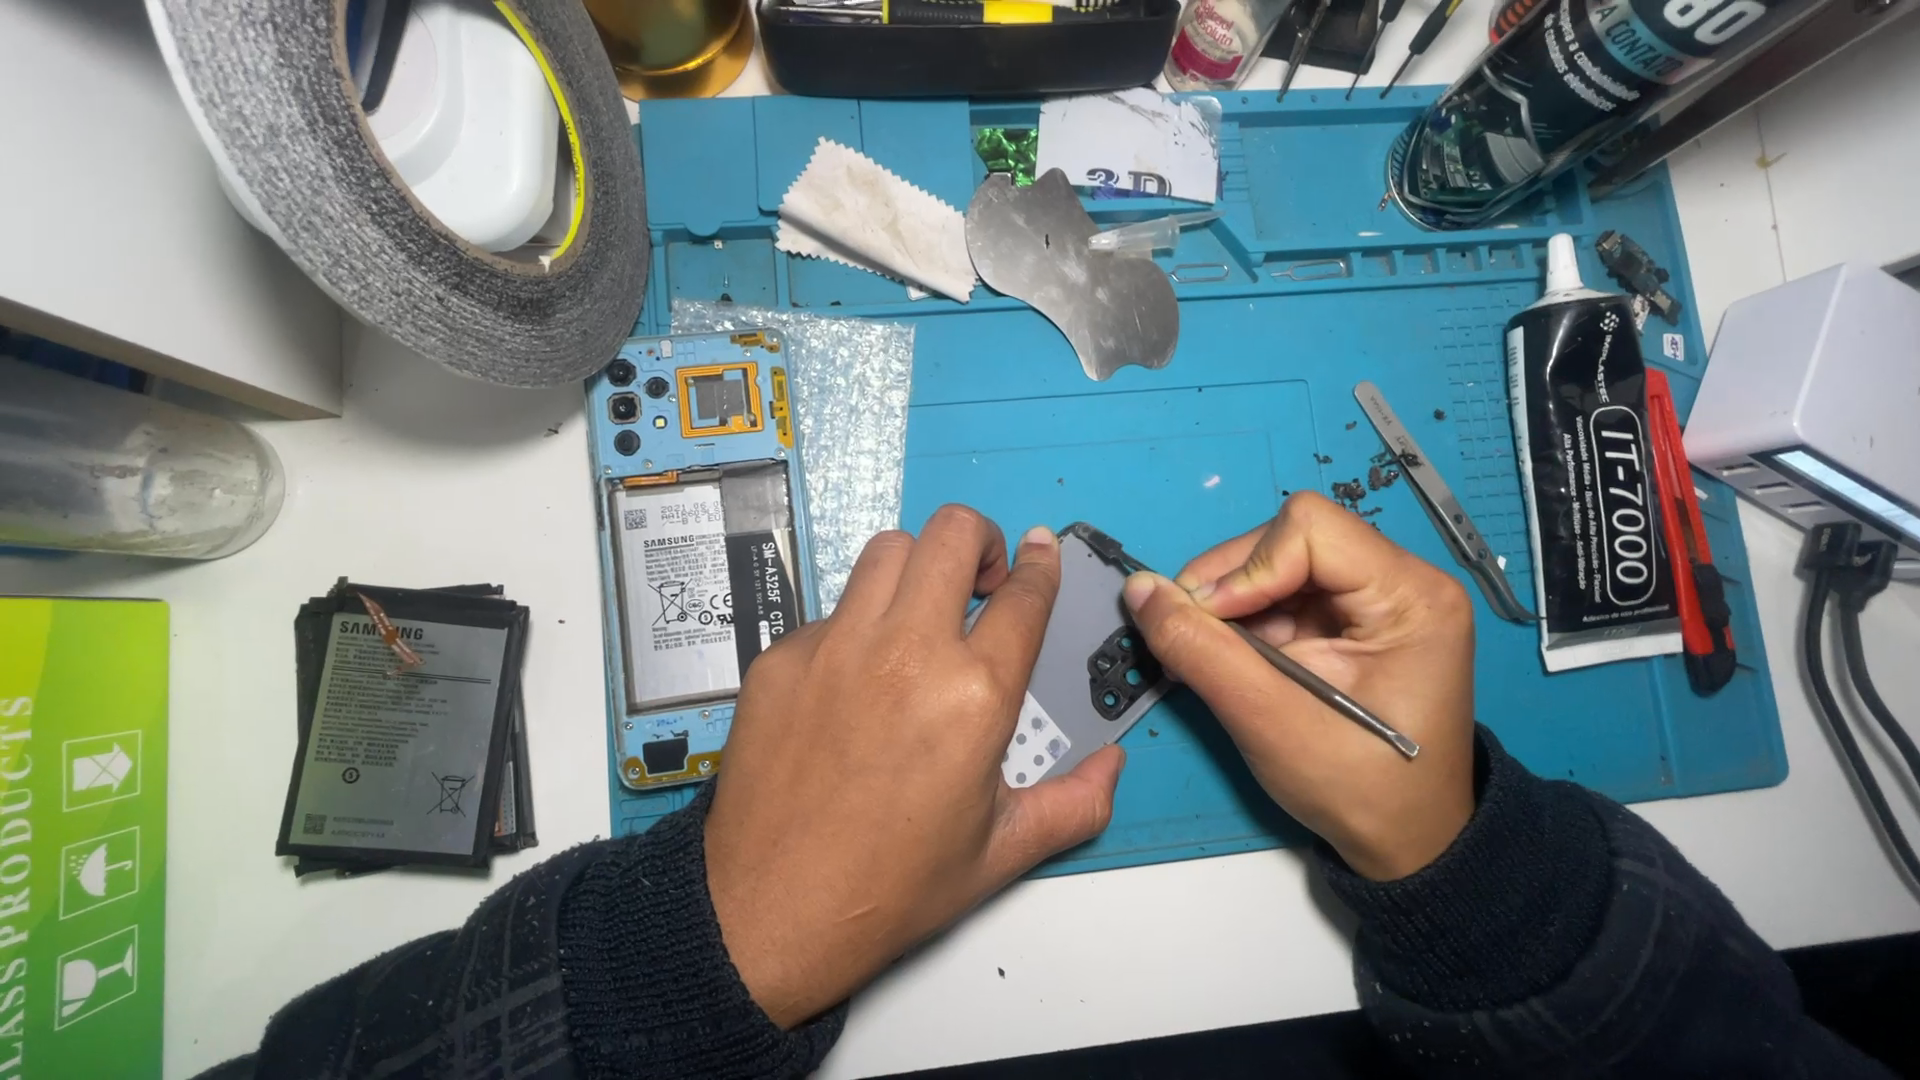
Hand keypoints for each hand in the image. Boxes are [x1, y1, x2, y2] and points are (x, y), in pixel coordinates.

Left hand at [703, 507, 1125, 1027]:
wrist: (770, 915)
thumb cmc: (894, 887)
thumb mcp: (1002, 852)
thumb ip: (1076, 803)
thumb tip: (1113, 763)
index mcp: (974, 695)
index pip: (1024, 596)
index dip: (1040, 563)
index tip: (1040, 548)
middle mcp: (907, 652)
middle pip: (951, 534)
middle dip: (979, 539)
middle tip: (980, 578)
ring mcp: (834, 646)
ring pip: (886, 552)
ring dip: (917, 567)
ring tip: (918, 612)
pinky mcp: (781, 657)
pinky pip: (830, 611)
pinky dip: (856, 626)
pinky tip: (852, 680)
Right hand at [1122, 493, 1476, 881]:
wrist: (1403, 841)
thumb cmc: (1356, 787)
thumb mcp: (1269, 720)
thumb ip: (1200, 649)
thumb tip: (1138, 589)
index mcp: (1409, 595)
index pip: (1309, 529)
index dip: (1247, 568)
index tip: (1209, 622)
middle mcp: (1396, 580)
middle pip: (1284, 538)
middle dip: (1227, 586)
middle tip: (1190, 640)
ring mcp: (1368, 598)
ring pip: (1269, 563)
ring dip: (1225, 606)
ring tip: (1203, 656)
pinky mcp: (1342, 618)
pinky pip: (1272, 593)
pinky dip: (1236, 622)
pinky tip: (1223, 658)